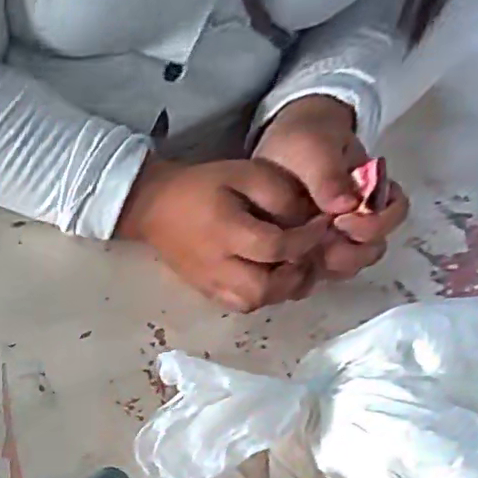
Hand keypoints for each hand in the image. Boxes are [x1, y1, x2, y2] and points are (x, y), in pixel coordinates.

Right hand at [115, 156, 328, 311]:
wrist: (155, 209)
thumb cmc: (202, 186)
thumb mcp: (247, 173)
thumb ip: (281, 195)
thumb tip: (307, 220)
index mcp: (226, 232)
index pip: (277, 248)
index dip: (308, 238)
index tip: (322, 222)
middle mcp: (216, 266)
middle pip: (263, 289)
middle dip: (295, 274)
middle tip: (306, 252)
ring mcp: (208, 283)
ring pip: (252, 303)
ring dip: (278, 290)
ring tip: (289, 266)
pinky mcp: (205, 290)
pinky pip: (238, 305)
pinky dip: (260, 295)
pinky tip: (268, 276)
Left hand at [253, 95, 409, 279]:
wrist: (277, 148)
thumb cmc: (305, 141)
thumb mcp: (317, 148)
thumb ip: (331, 175)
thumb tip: (348, 205)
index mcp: (373, 192)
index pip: (392, 217)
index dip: (374, 225)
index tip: (341, 220)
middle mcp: (358, 220)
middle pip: (369, 252)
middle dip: (347, 254)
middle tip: (318, 244)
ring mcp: (331, 239)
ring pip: (341, 269)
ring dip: (323, 269)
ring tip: (297, 257)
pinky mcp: (304, 253)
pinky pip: (309, 276)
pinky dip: (299, 276)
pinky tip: (282, 266)